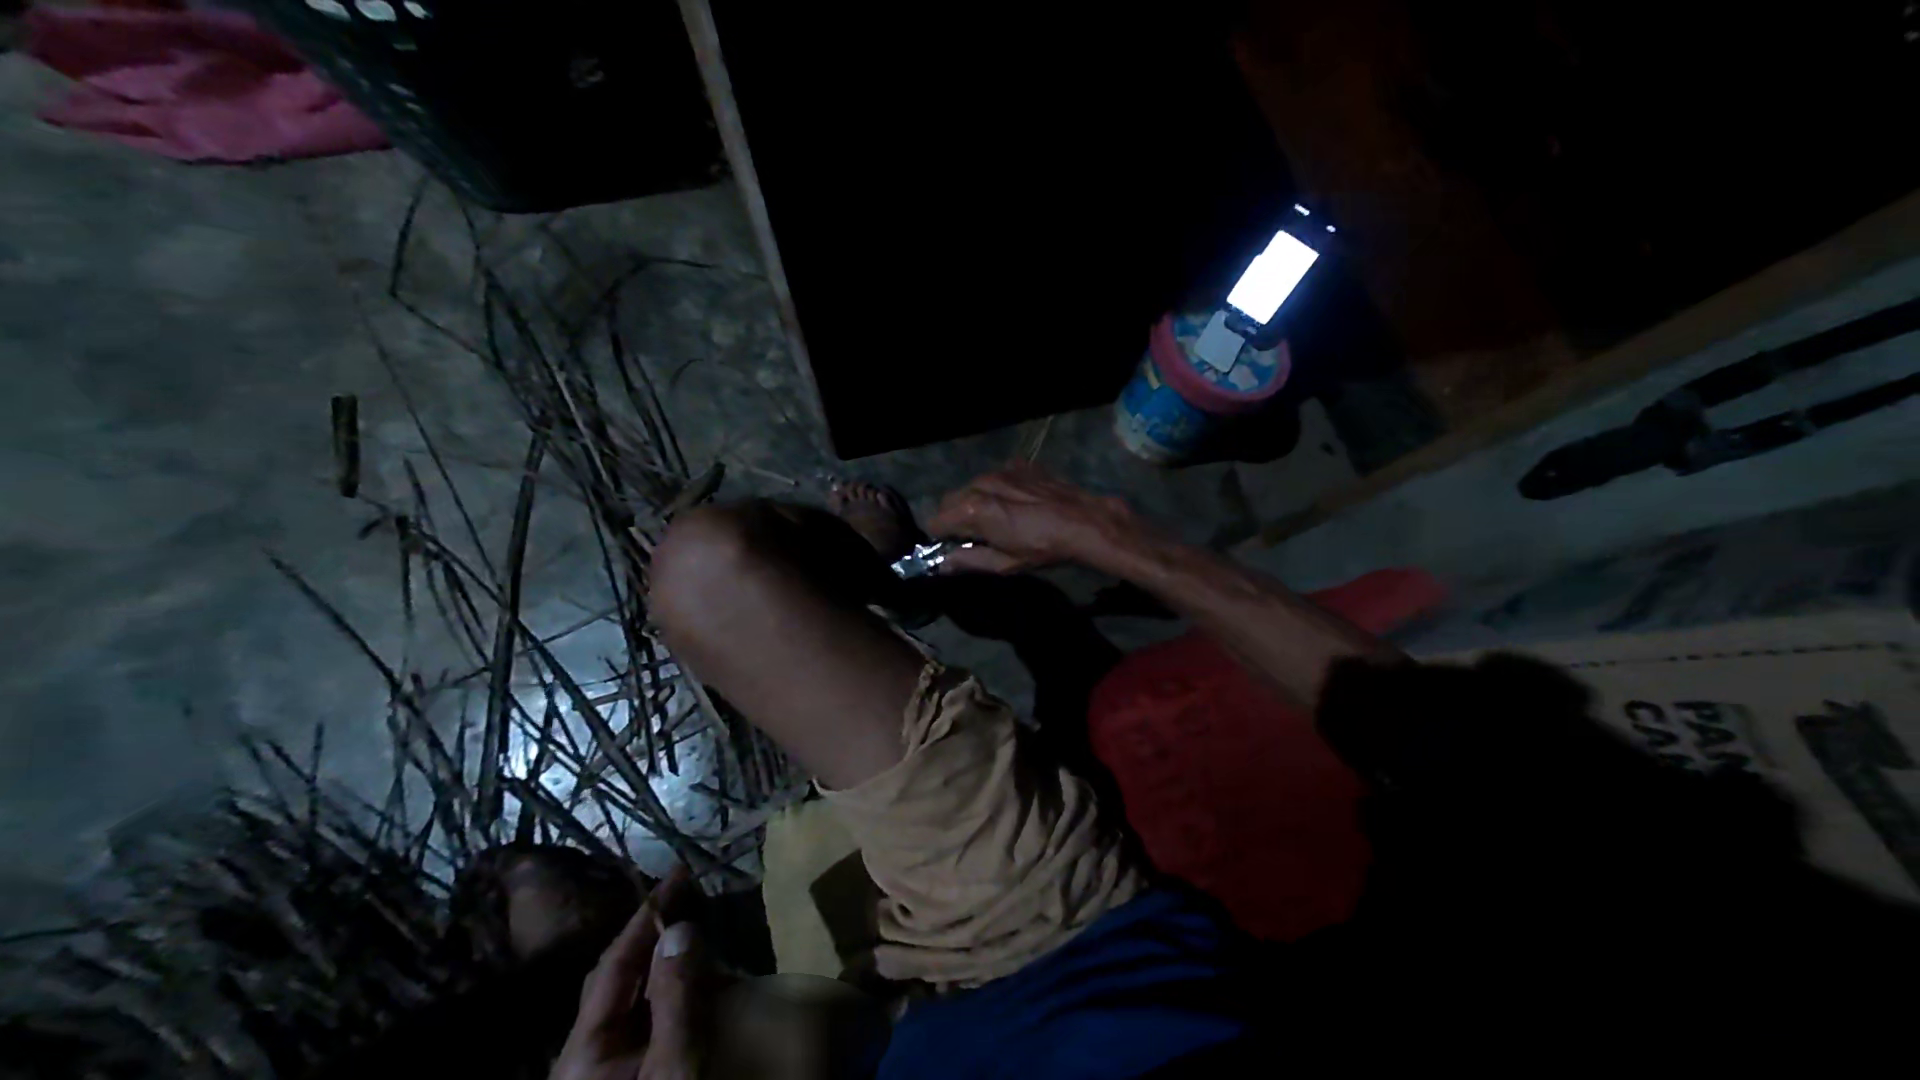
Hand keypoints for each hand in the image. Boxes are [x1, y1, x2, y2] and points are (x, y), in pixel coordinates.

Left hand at [551, 870, 703, 1079]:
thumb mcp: (675, 1068)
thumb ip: (676, 997)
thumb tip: (680, 929)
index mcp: (584, 1053)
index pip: (615, 965)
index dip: (647, 915)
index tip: (680, 873)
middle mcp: (590, 1055)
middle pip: (625, 977)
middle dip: (661, 935)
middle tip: (694, 893)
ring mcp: (612, 1068)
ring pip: (642, 997)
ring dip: (674, 962)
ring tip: (702, 931)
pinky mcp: (637, 1075)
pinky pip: (656, 1021)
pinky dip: (680, 994)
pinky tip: (703, 983)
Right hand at [927, 465, 1143, 573]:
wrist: (1085, 522)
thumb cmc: (1043, 548)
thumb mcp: (1004, 563)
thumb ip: (969, 561)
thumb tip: (944, 564)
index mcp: (973, 509)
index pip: (936, 521)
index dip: (942, 536)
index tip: (954, 547)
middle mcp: (981, 483)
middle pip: (950, 500)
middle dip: (955, 517)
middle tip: (975, 536)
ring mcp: (1001, 470)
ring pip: (972, 486)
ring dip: (976, 501)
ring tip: (999, 518)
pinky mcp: (1019, 465)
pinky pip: (996, 476)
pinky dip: (998, 489)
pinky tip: (1017, 503)